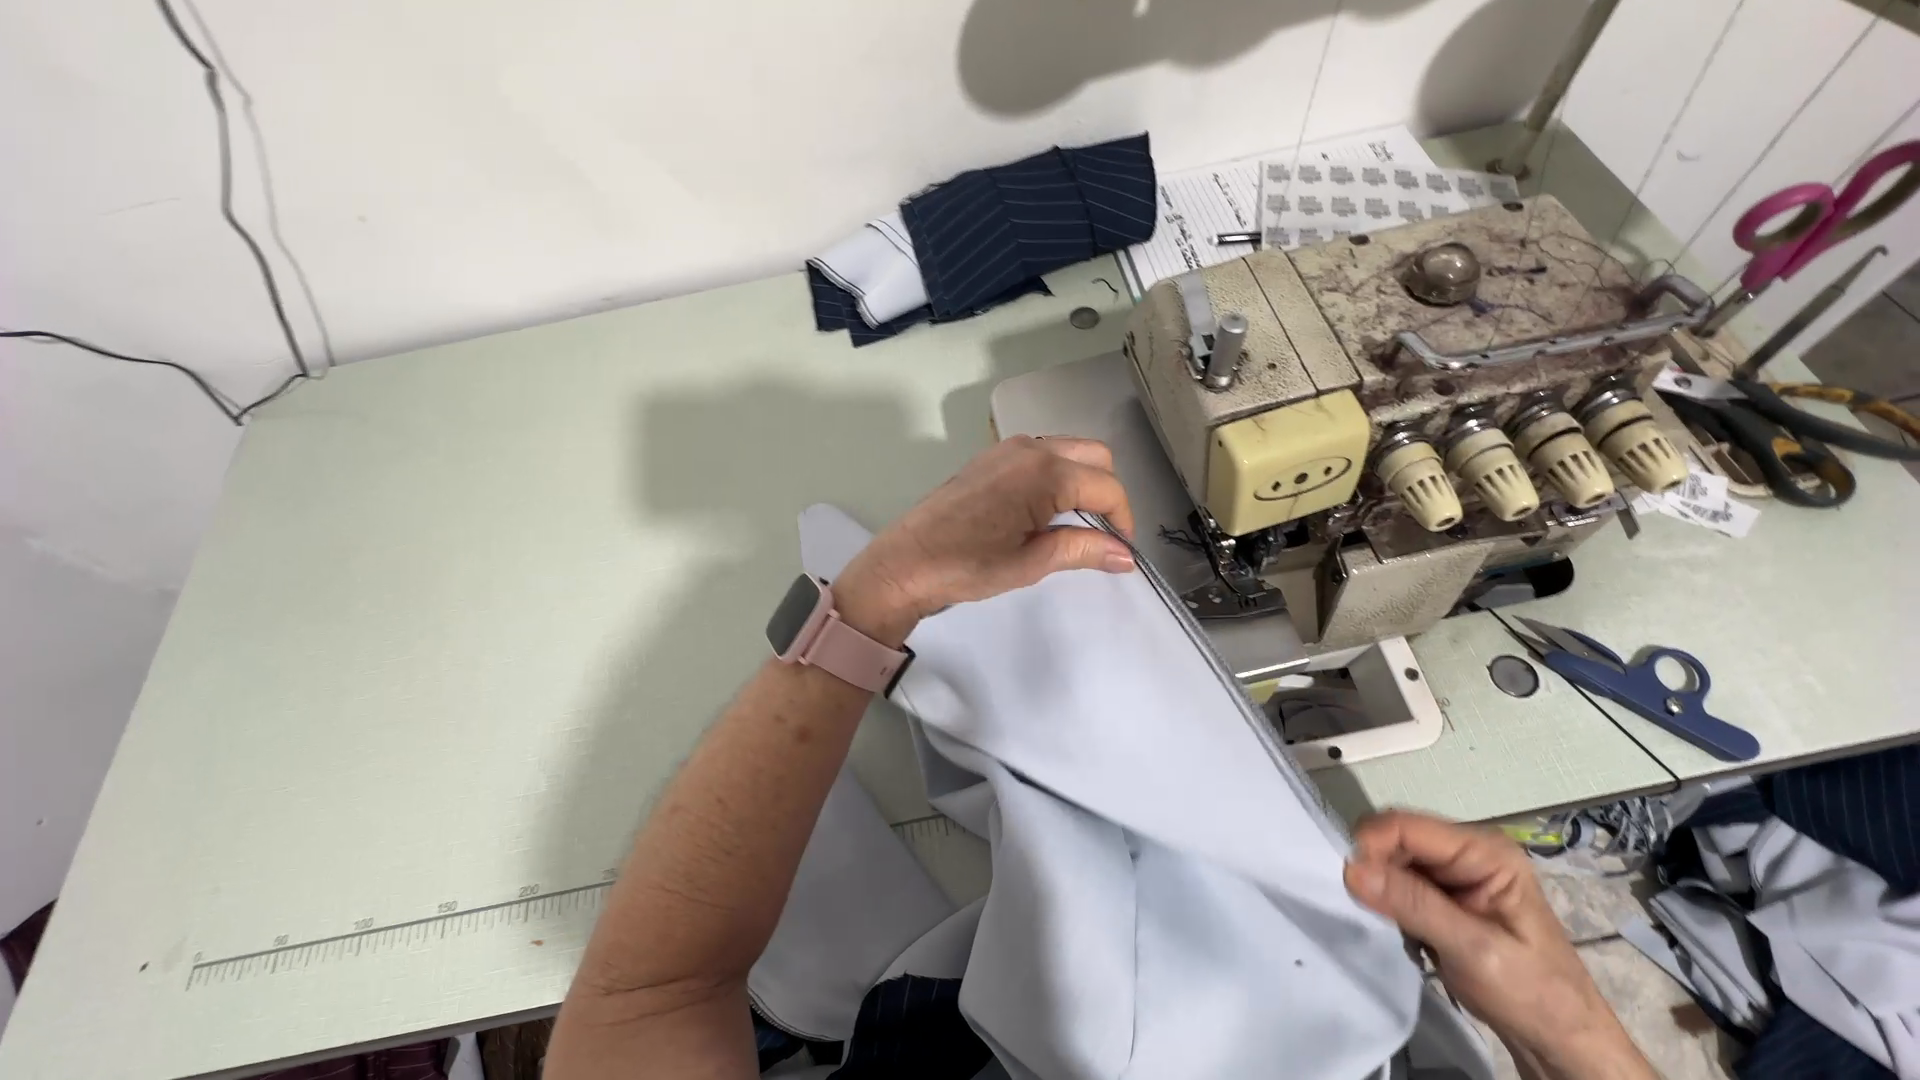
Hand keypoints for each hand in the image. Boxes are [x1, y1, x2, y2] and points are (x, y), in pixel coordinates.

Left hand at [833, 437, 1136, 646]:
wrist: (904, 563)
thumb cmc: (967, 567)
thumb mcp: (1030, 563)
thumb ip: (1083, 550)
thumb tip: (1126, 555)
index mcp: (1044, 473)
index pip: (1107, 486)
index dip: (1123, 519)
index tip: (1121, 549)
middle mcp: (1030, 449)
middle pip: (1095, 456)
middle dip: (1107, 492)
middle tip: (1102, 533)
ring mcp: (1007, 449)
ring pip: (1069, 451)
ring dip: (1082, 480)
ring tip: (1074, 525)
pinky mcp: (991, 457)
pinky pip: (1041, 454)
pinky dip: (1056, 474)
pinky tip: (1044, 511)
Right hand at [1344, 812, 1655, 1079]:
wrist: (1562, 1042)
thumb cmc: (1533, 995)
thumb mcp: (1474, 950)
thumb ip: (1413, 905)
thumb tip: (1351, 868)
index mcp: (1485, 851)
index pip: (1406, 825)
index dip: (1372, 846)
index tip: (1351, 884)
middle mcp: (1468, 851)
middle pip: (1396, 837)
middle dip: (1374, 868)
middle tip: (1372, 910)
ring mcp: (1456, 873)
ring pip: (1392, 859)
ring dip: (1381, 887)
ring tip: (1390, 923)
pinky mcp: (1444, 895)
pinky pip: (1399, 881)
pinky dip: (1389, 902)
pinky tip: (1400, 928)